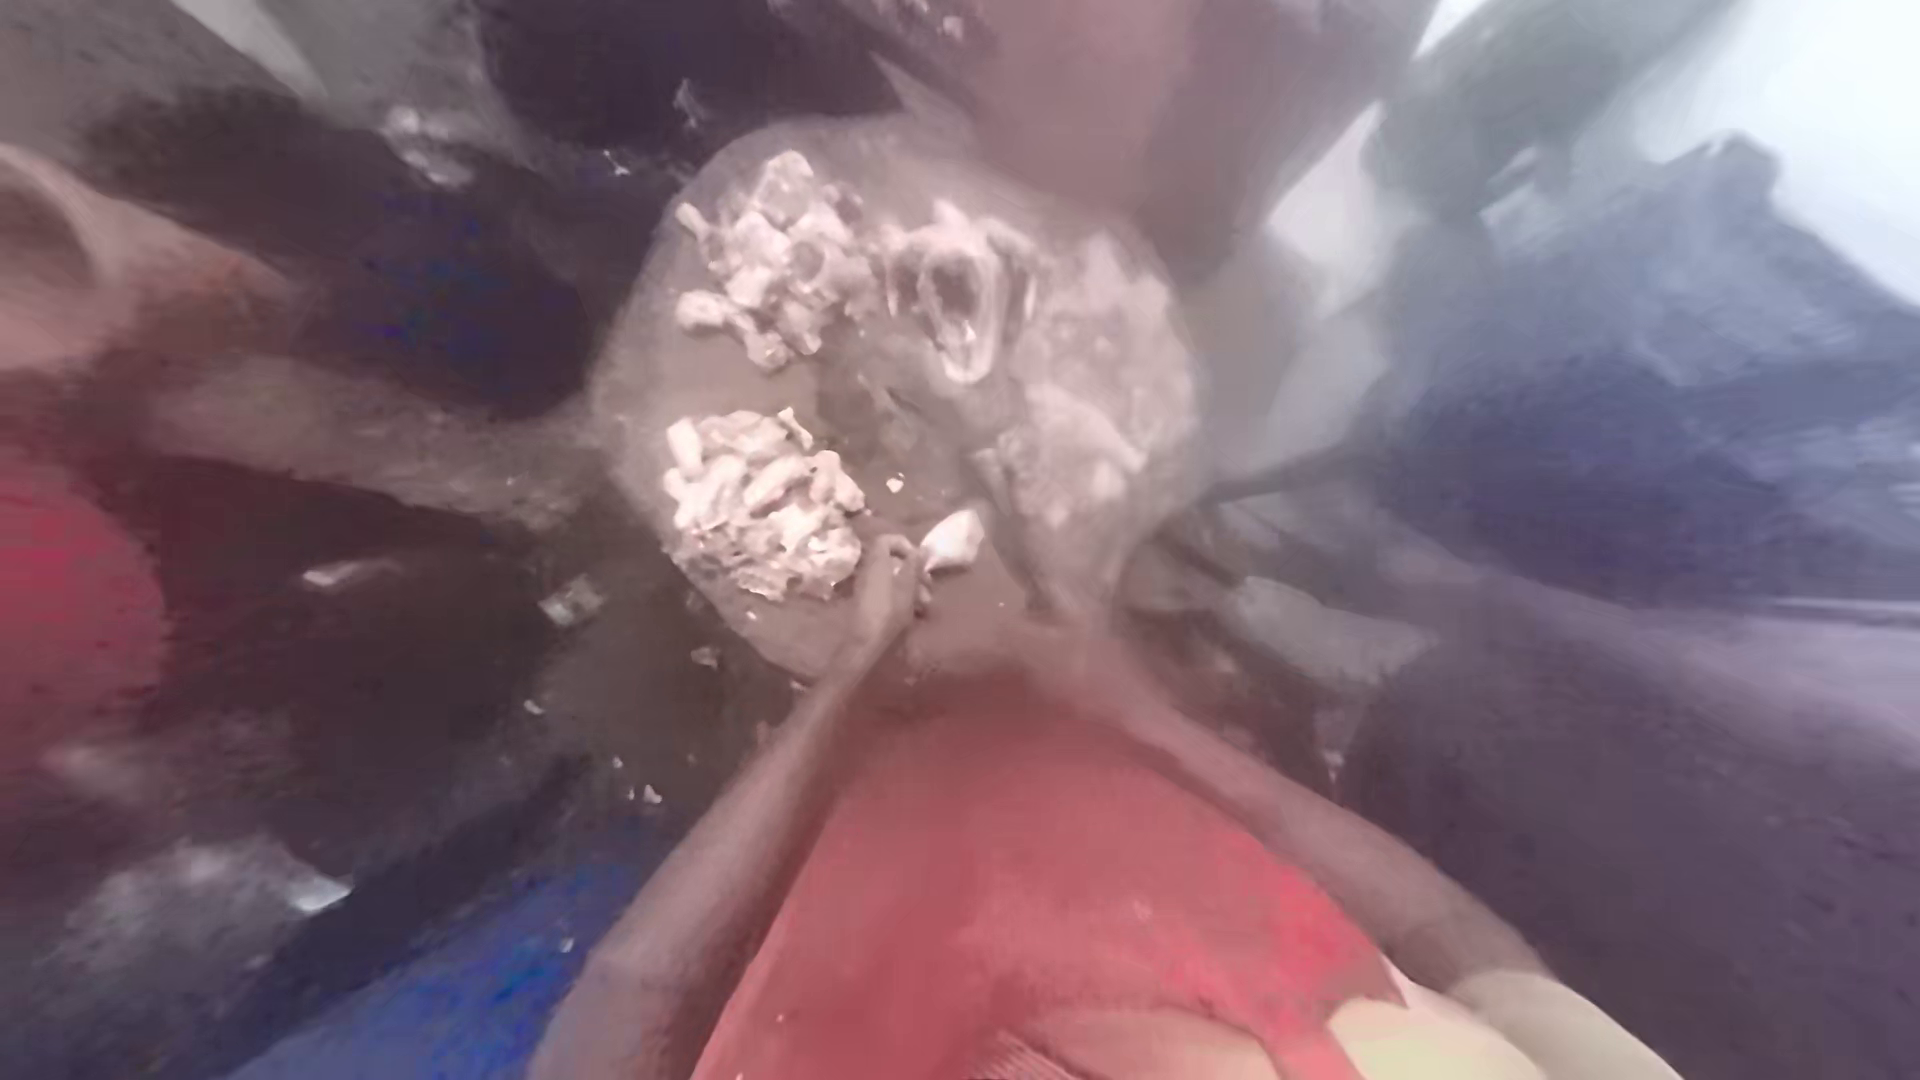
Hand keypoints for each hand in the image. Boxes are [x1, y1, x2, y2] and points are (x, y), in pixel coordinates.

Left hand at [842, 535, 921, 666]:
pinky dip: (902, 596)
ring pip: (893, 578)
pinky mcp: (869, 601)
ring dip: (912, 587)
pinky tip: (915, 612)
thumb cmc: (889, 611)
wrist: (866, 641)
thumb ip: (914, 566)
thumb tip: (922, 548)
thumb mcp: (907, 587)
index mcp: (877, 562)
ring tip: (926, 604)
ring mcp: (867, 586)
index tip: (918, 559)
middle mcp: (869, 570)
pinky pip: (888, 590)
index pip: (887, 540)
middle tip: (928, 585)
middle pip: (893, 561)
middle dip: (914, 571)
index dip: (904, 544)